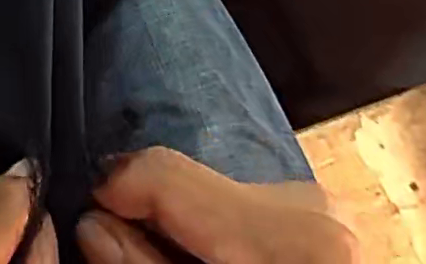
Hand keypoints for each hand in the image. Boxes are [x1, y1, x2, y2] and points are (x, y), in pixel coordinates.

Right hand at [75, 148, 357, 263]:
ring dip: (182, 223)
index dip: (109, 191)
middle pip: (183, 178)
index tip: (88, 223)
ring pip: (211, 190)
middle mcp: (314, 211)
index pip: (159, 171)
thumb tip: (92, 224)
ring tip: (177, 263)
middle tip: (129, 254)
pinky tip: (220, 263)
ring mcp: (331, 215)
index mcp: (291, 242)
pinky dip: (220, 232)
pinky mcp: (336, 226)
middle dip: (146, 212)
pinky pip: (246, 207)